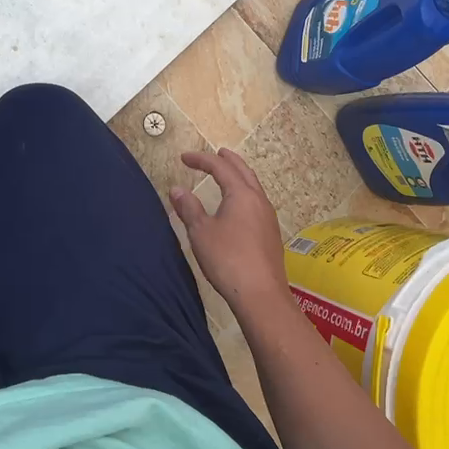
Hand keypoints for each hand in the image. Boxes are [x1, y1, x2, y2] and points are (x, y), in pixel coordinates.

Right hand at [171, 148, 289, 314]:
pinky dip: (245, 192)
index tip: (183, 158)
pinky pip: (257, 202)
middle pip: (244, 171)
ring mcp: (268, 218)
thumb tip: (177, 189)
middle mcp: (258, 201)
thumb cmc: (227, 259)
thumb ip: (189, 208)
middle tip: (216, 153)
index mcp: (241, 194)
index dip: (201, 159)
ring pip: (254, 187)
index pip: (220, 167)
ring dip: (239, 176)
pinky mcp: (271, 235)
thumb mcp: (201, 232)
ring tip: (227, 176)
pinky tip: (238, 206)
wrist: (261, 295)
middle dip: (228, 160)